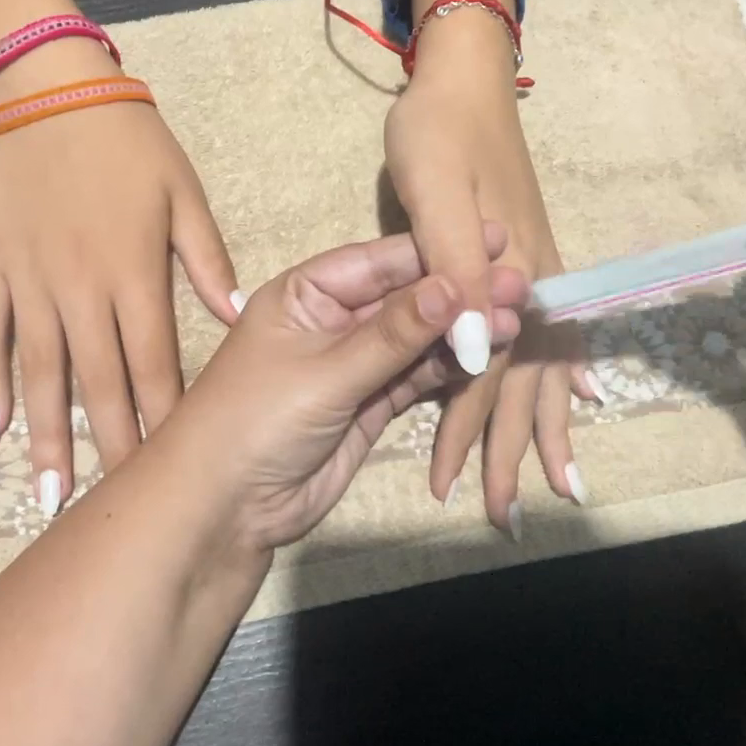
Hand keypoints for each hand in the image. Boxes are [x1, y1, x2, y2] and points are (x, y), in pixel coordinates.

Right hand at [0, 101, 239, 513]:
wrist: (48, 90)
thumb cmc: (129, 143)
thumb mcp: (184, 193)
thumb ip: (208, 258)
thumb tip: (238, 313)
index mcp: (135, 274)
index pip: (154, 364)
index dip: (163, 418)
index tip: (172, 468)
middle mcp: (81, 291)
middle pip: (99, 384)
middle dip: (110, 446)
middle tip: (114, 506)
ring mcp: (28, 284)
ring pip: (41, 373)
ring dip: (47, 436)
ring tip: (49, 494)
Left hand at [156, 226, 530, 550]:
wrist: (225, 506)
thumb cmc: (258, 419)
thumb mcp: (325, 371)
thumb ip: (392, 333)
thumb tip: (454, 285)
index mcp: (306, 293)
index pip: (378, 262)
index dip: (434, 251)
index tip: (491, 239)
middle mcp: (333, 320)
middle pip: (404, 300)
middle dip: (458, 295)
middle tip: (520, 285)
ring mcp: (353, 364)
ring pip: (416, 340)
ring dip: (460, 333)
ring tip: (517, 321)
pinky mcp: (369, 404)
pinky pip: (415, 379)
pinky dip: (447, 370)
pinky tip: (487, 356)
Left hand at [383, 0, 595, 537]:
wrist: (461, 76)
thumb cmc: (432, 133)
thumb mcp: (428, 196)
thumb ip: (447, 273)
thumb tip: (475, 356)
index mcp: (490, 269)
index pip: (481, 362)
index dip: (474, 424)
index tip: (470, 486)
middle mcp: (510, 281)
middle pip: (513, 374)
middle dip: (512, 441)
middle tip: (515, 509)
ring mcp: (510, 277)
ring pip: (522, 363)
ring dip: (532, 422)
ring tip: (553, 478)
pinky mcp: (508, 266)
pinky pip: (518, 339)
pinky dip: (537, 380)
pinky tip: (561, 406)